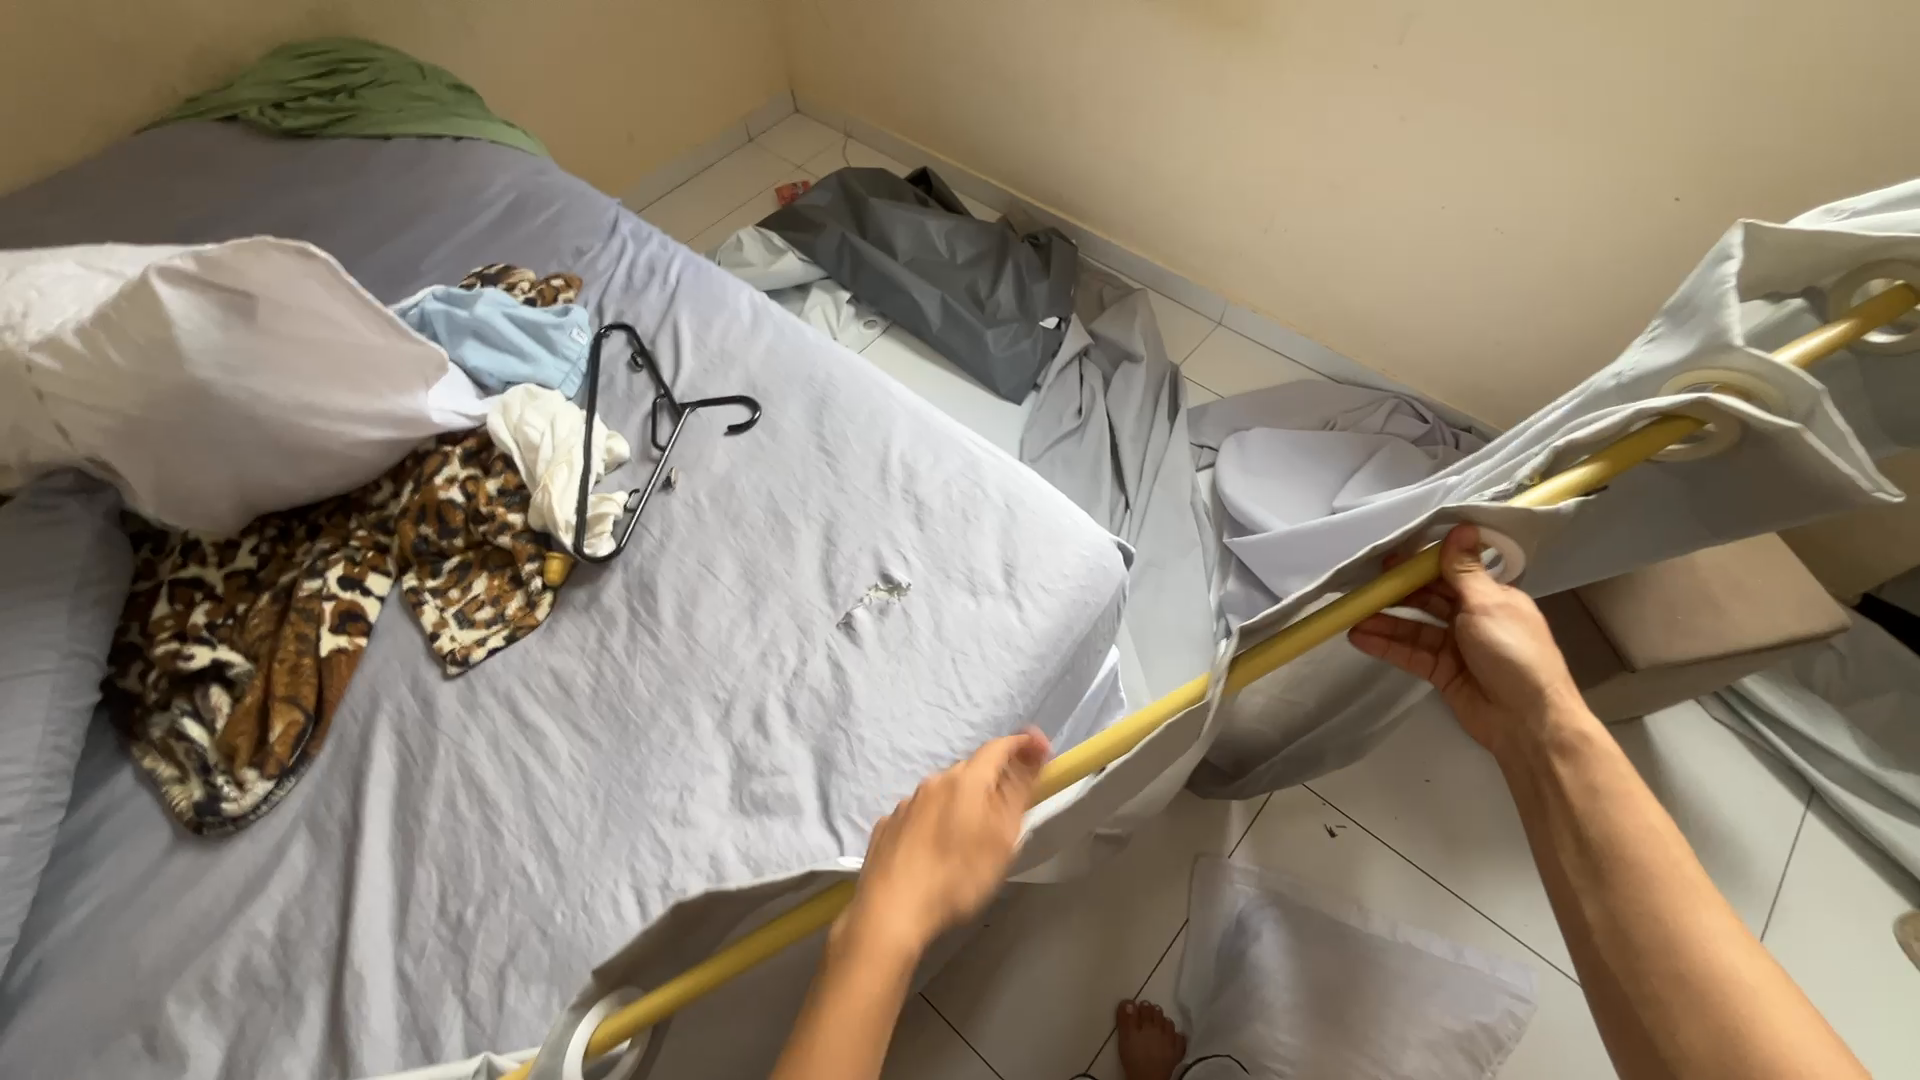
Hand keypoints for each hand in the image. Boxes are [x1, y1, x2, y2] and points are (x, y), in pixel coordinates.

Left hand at [838, 729, 1051, 956]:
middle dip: (991, 782)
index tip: (1039, 750)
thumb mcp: (1002, 836)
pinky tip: (934, 849)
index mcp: (965, 781)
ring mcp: (906, 804)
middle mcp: (933, 782)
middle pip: (970, 771)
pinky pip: (919, 815)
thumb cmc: (957, 875)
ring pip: (942, 794)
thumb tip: (1035, 743)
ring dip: (960, 804)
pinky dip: (933, 823)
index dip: (1021, 745)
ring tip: (968, 837)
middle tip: (1006, 811)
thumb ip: (1020, 787)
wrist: (891, 911)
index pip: (998, 748)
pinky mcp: (886, 827)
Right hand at [1347, 524, 1583, 751]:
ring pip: (1414, 627)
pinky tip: (1360, 638)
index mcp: (1493, 598)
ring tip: (1353, 615)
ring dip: (1385, 621)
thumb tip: (1463, 528)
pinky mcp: (1440, 671)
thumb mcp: (1488, 605)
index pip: (1452, 573)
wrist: (1528, 721)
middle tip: (1365, 584)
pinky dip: (1386, 645)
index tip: (1393, 558)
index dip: (1422, 564)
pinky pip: (1409, 652)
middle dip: (1397, 592)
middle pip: (1428, 599)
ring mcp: (1456, 646)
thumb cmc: (1515, 654)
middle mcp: (1474, 618)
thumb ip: (1464, 570)